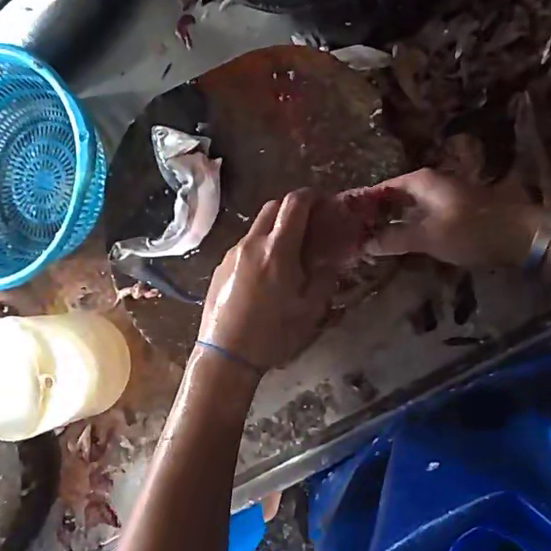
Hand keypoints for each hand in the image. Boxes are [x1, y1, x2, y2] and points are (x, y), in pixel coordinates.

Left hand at [198, 189, 337, 370]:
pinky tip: (266, 270)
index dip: (311, 196)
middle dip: (293, 207)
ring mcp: (231, 254)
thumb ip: (324, 276)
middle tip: (310, 222)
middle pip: (272, 207)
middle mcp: (251, 244)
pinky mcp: (219, 267)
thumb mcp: (310, 308)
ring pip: (256, 226)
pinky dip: (260, 245)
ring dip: (275, 227)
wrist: (225, 354)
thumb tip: (331, 256)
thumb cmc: (273, 334)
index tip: (323, 201)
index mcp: (277, 249)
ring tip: (289, 249)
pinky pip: (244, 245)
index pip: (294, 203)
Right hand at [361, 168, 544, 268]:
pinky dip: (408, 225)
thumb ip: (393, 240)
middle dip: (374, 213)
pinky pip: (421, 215)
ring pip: (408, 206)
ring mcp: (444, 195)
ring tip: (371, 239)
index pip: (379, 187)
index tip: (341, 217)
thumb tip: (363, 245)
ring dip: (391, 221)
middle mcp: (430, 182)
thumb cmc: (472, 230)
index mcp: (420, 181)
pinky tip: (400, 241)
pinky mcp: (456, 210)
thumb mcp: (428, 237)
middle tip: (353, 232)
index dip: (361, 202)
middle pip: (393, 196)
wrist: (524, 236)